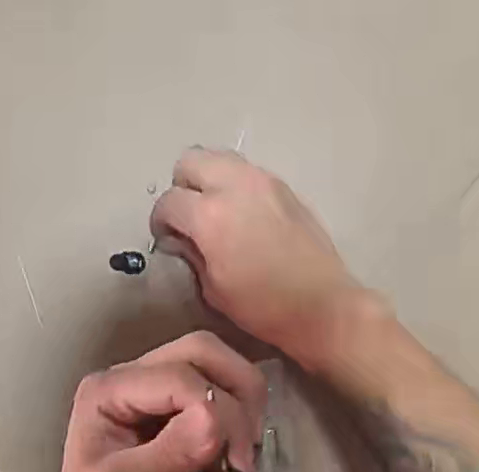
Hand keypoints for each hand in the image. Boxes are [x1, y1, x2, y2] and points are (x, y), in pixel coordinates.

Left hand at [31, 331, 267, 471]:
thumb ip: (169, 451)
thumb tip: (217, 421)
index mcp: (108, 390)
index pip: (178, 375)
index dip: (217, 409)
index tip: (239, 458)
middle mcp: (128, 378)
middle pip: (199, 352)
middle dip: (237, 390)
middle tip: (251, 440)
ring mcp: (148, 388)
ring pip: (211, 365)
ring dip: (240, 398)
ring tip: (246, 444)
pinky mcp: (165, 406)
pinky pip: (211, 389)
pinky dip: (232, 411)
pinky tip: (236, 442)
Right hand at [151, 148, 383, 370]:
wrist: (318, 303)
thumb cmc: (259, 306)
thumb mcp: (212, 289)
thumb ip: (192, 255)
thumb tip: (182, 240)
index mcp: (210, 217)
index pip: (168, 201)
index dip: (160, 222)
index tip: (166, 240)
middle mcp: (235, 186)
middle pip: (190, 161)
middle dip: (181, 187)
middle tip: (186, 219)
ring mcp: (263, 181)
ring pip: (220, 159)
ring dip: (208, 182)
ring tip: (213, 215)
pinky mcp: (283, 187)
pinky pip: (246, 172)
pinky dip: (234, 187)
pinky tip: (241, 219)